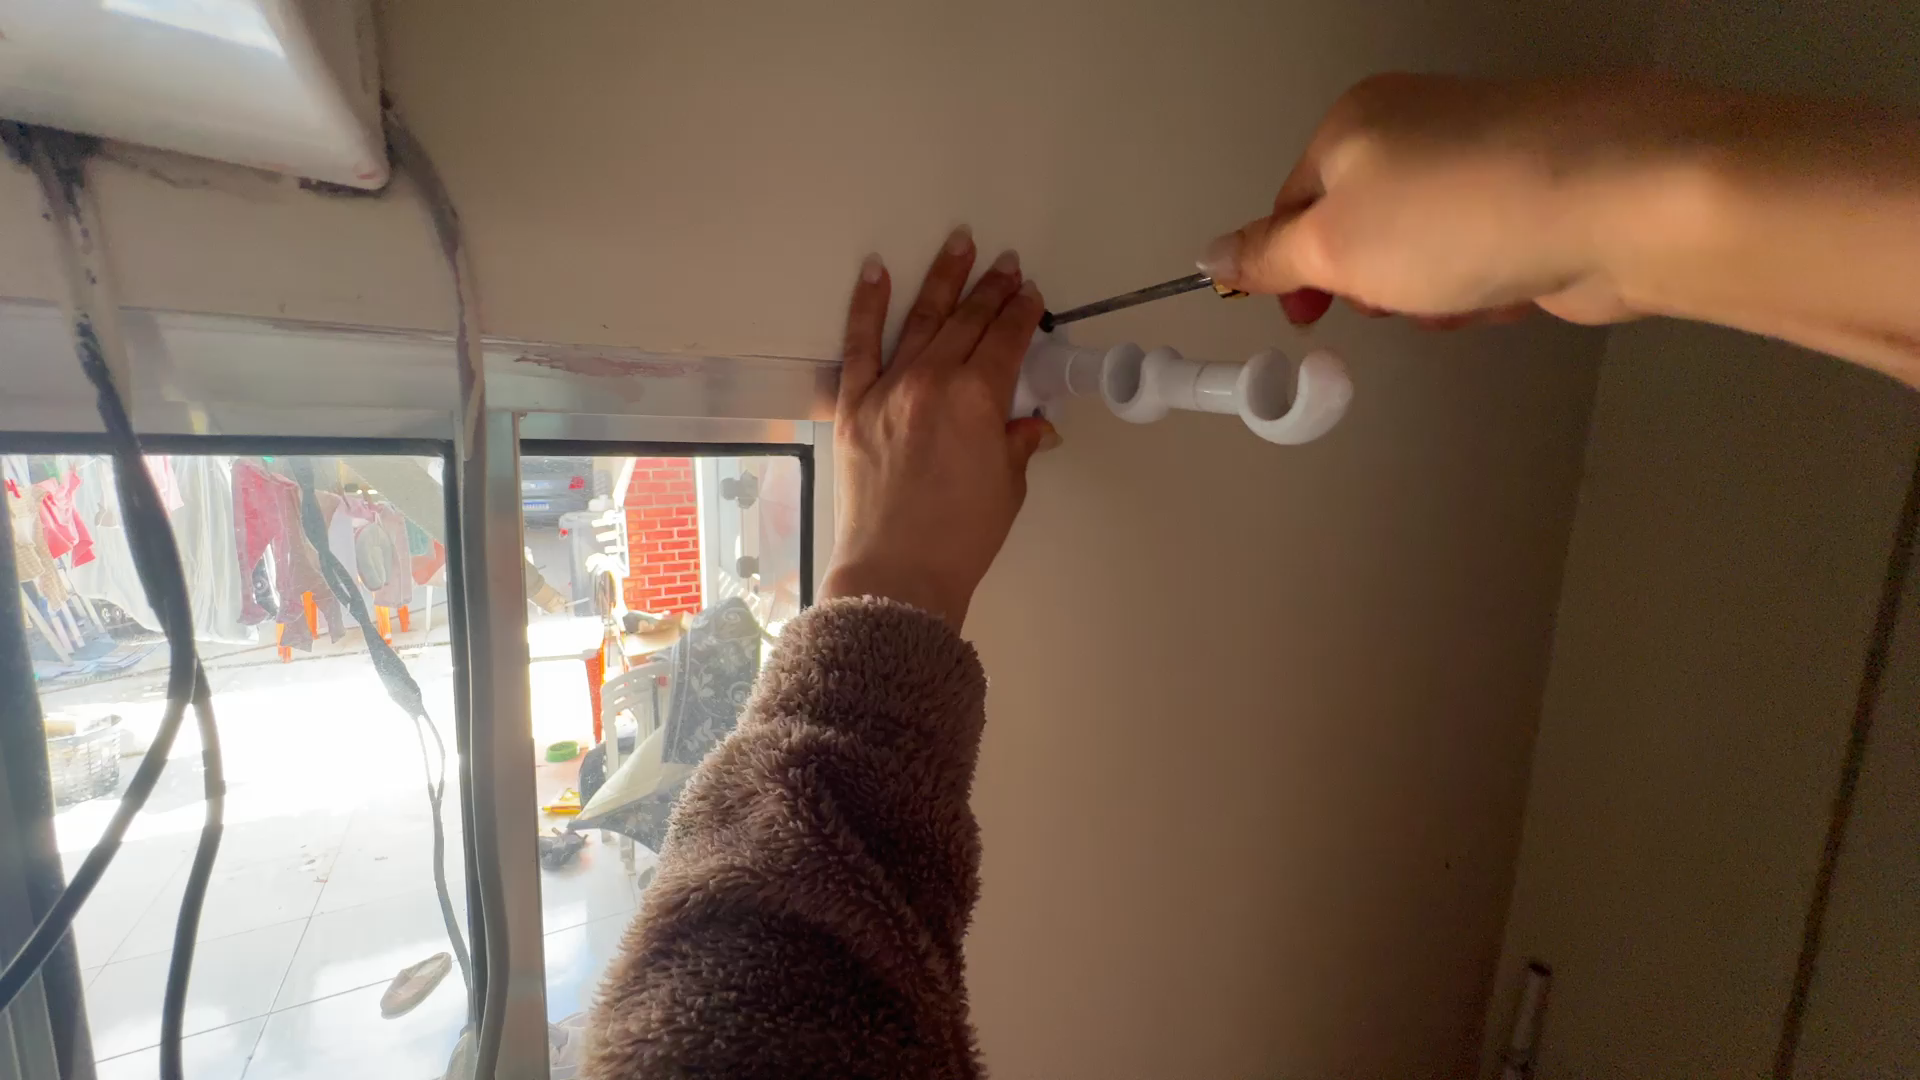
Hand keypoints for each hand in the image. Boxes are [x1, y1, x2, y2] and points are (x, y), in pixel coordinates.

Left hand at [821, 227, 1058, 626]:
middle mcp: (932, 381)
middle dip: (991, 289)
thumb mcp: (1006, 488)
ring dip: (943, 280)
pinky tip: (876, 273)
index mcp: (978, 399)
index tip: (1030, 295)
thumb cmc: (960, 538)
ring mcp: (887, 390)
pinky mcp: (852, 406)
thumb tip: (1032, 426)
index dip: (1022, 313)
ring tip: (958, 244)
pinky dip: (867, 306)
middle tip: (1006, 264)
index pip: (1006, 339)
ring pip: (920, 320)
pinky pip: (858, 345)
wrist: (897, 573)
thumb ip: (1017, 444)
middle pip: (968, 321)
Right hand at [1196, 73, 1716, 328]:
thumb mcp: (1329, 247)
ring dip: (1420, 291)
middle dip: (1364, 283)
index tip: (1306, 313)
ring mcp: (1484, 154)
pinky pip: (1474, 253)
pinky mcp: (1538, 192)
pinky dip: (1475, 282)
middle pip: (1353, 232)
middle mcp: (1418, 125)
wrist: (1630, 202)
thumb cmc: (1449, 219)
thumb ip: (1263, 257)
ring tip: (1454, 294)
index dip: (1289, 269)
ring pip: (1414, 252)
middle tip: (1386, 297)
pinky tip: (1500, 288)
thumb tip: (1207, 257)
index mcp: (1356, 122)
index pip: (1289, 208)